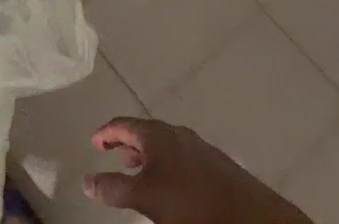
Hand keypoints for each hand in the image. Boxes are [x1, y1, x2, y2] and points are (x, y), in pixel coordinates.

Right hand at [83, 118, 314, 223]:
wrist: (251, 218)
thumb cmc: (191, 203)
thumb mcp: (145, 198)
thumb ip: (113, 188)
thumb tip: (86, 181)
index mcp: (157, 134)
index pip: (123, 124)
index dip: (106, 133)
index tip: (94, 143)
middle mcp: (177, 133)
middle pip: (145, 132)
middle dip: (128, 144)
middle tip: (114, 157)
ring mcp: (200, 148)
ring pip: (166, 146)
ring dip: (149, 157)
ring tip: (140, 174)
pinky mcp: (218, 166)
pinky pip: (182, 158)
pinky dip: (168, 166)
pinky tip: (172, 188)